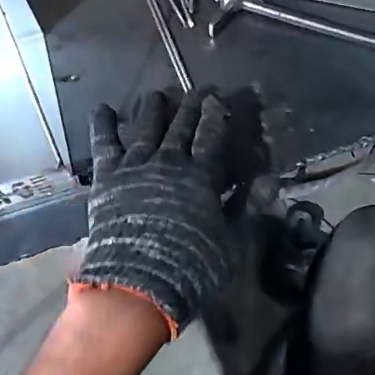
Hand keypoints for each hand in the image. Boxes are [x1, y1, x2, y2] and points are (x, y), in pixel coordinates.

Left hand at [75, 89, 234, 336]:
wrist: (139, 284)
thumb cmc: (192, 266)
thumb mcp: (231, 240)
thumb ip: (248, 205)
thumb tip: (272, 178)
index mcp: (201, 175)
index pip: (212, 135)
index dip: (217, 114)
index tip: (219, 98)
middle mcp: (169, 162)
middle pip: (182, 126)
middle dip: (192, 105)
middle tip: (198, 90)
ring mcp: (136, 167)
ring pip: (146, 129)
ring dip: (154, 110)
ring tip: (157, 95)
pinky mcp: (108, 178)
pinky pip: (104, 145)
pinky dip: (103, 125)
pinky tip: (103, 108)